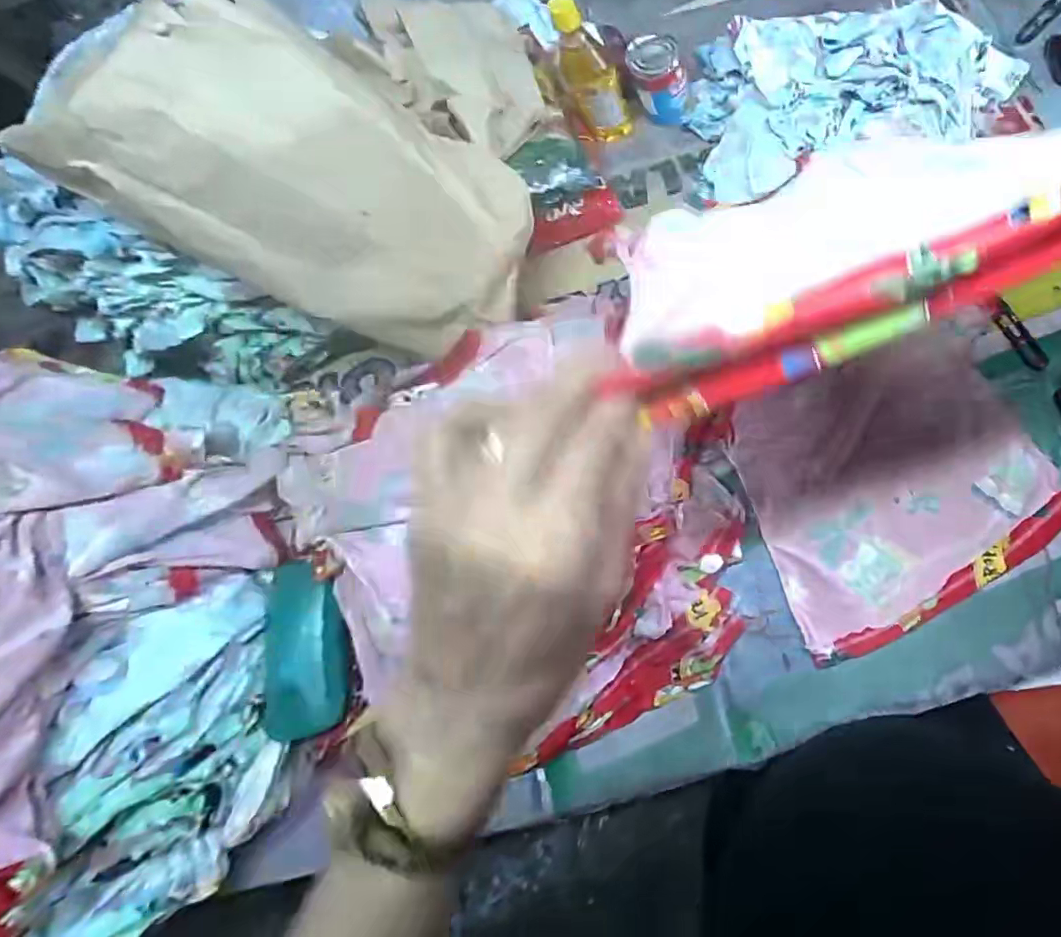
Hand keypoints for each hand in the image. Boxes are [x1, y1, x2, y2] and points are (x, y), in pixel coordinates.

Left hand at [371, 364, 646, 843]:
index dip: (619, 400)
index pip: (594, 441)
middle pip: (542, 413)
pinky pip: (442, 434)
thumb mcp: (607, 586)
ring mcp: (451, 505)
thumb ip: (620, 501)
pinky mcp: (422, 507)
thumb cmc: (551, 655)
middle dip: (582, 373)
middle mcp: (500, 513)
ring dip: (536, 391)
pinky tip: (503, 421)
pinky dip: (477, 411)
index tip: (637, 379)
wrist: (458, 701)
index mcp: (558, 544)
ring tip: (562, 397)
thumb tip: (634, 429)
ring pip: (493, 414)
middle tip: (610, 359)